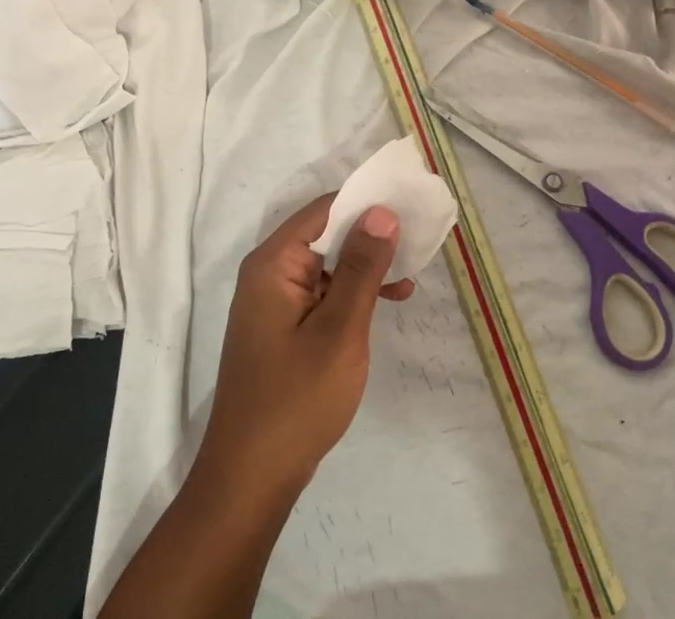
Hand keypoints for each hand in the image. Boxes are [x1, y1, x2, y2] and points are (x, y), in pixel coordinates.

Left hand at [196, 195, 414, 499]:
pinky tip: (387, 302)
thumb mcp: (340, 330)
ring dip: (365, 266)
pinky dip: (352, 293)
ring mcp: (272, 302)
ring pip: (325, 264)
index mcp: (273, 264)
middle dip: (370, 233)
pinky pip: (320, 293)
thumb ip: (361, 268)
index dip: (367, 202)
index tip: (412, 204)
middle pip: (323, 234)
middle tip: (421, 239)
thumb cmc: (297, 399)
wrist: (252, 472)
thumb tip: (381, 212)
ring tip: (412, 276)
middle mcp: (267, 273)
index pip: (323, 210)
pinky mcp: (282, 327)